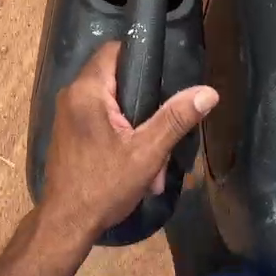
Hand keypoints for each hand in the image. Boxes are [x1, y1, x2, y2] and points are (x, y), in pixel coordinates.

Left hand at [37, 42, 218, 243]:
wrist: (66, 224)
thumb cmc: (104, 185)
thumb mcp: (147, 152)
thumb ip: (175, 118)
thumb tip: (208, 92)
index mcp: (87, 91)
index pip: (113, 51)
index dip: (140, 57)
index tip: (164, 77)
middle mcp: (72, 96)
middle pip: (116, 80)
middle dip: (144, 105)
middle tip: (163, 133)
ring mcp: (67, 116)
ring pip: (111, 106)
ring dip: (136, 129)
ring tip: (154, 160)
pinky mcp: (69, 134)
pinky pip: (100, 121)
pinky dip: (120, 137)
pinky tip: (137, 166)